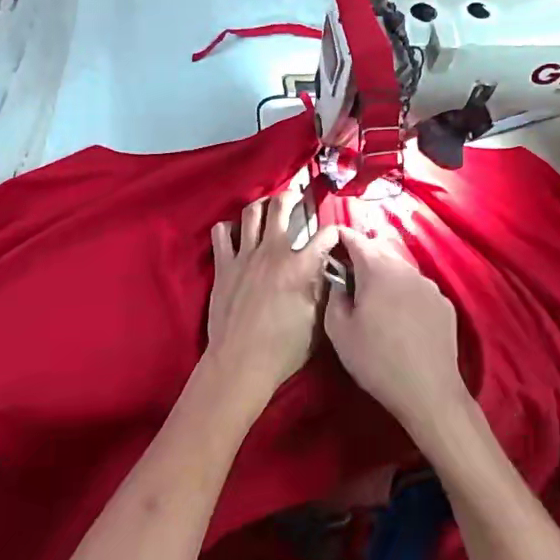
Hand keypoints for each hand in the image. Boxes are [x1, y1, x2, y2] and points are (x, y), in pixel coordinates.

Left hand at [204, 189, 339, 397]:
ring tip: (268, 207)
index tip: (337, 234)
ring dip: (262, 205)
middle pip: (281, 206)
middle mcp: (273, 251)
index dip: (335, 231)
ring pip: (251, 212)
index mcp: (300, 266)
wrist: (240, 363)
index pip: (325, 234)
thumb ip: (324, 290)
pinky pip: (222, 233)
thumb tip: (329, 271)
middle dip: (292, 196)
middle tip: (297, 198)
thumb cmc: (284, 349)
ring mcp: (245, 256)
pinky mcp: (223, 265)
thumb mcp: (318, 321)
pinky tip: (236, 233)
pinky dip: (230, 228)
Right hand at [324, 228, 471, 438]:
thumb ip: (334, 298)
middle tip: (350, 275)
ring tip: (377, 300)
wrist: (428, 391)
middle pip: (381, 249)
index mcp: (377, 270)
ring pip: (402, 269)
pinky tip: (402, 318)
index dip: (341, 237)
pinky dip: (406, 294)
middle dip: (364, 255)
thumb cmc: (376, 360)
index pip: (356, 239)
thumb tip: (340, 282)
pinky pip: (419, 289)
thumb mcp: (339, 332)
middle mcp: (406, 269)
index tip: (332, 242)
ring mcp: (429, 286)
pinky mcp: (444, 304)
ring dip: (386, 276)